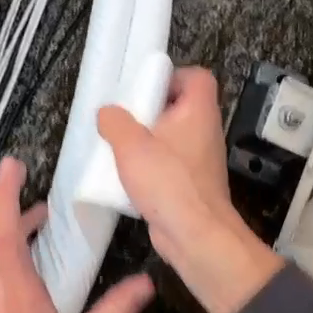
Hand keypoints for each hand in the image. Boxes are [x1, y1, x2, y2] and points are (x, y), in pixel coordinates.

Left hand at [0, 157, 154, 312]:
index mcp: (16, 296)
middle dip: (6, 201)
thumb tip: (147, 282)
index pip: (1, 231)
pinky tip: (34, 268)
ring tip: (40, 220)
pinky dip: (10, 256)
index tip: (13, 164)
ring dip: (10, 231)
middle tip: (25, 177)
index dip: (4, 193)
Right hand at [98, 67, 283, 312]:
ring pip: (172, 137)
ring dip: (147, 140)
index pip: (197, 77)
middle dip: (150, 110)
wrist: (196, 236)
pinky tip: (128, 177)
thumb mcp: (130, 145)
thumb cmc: (168, 182)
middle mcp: (205, 131)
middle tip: (125, 118)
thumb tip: (107, 113)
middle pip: (180, 106)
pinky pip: (170, 163)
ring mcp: (200, 159)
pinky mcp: (192, 183)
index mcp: (198, 111)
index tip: (145, 88)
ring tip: (120, 148)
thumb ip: (114, 122)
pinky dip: (151, 166)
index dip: (172, 76)